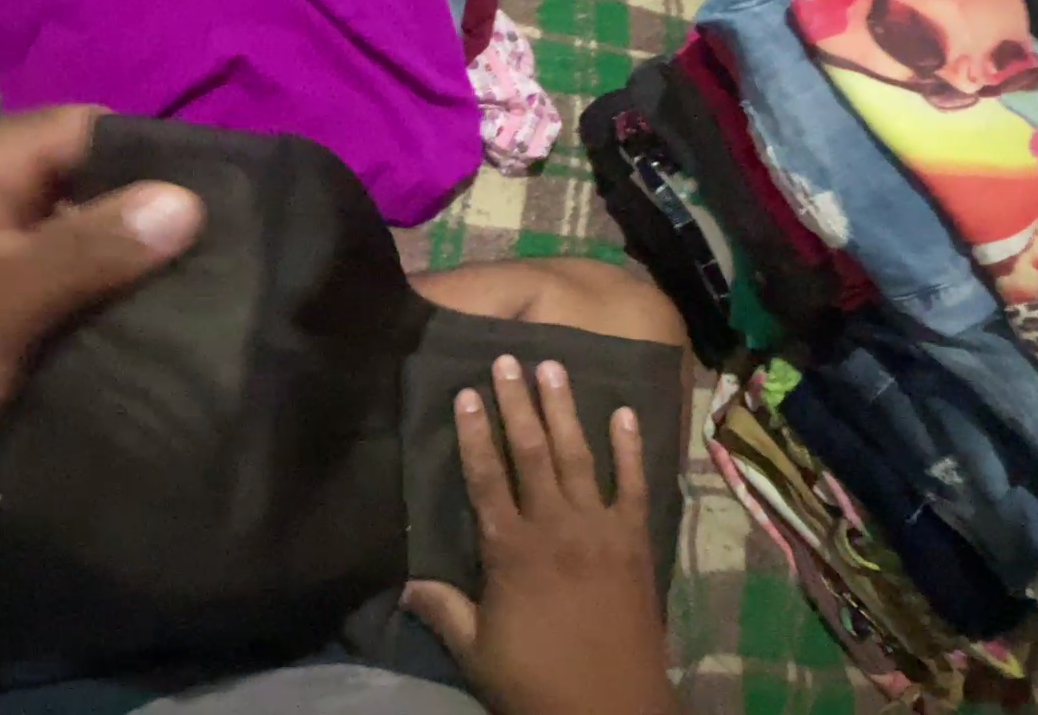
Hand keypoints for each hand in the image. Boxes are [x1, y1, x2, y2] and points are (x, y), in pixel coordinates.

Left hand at [0, 106, 204, 545]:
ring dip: (131, 270)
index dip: (152, 152)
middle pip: (85, 190)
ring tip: (212, 289)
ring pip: (76, 250)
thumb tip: (191, 198)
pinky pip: (59, 302)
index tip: (225, 194)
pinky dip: (100, 309)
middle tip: (231, 252)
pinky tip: (153, 325)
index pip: (82, 131)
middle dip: (152, 218)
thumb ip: (87, 249)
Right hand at [402, 356, 677, 714]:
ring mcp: (598, 527)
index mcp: (511, 550)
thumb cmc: (538, 682)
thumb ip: (443, 611)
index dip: (474, 433)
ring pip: (578, 454)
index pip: (486, 477)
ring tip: (553, 366)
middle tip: (508, 358)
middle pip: (531, 451)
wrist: (614, 711)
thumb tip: (402, 583)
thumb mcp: (478, 653)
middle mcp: (554, 525)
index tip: (466, 392)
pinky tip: (623, 410)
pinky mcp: (634, 538)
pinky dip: (629, 446)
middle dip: (517, 402)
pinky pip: (633, 483)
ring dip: (564, 408)